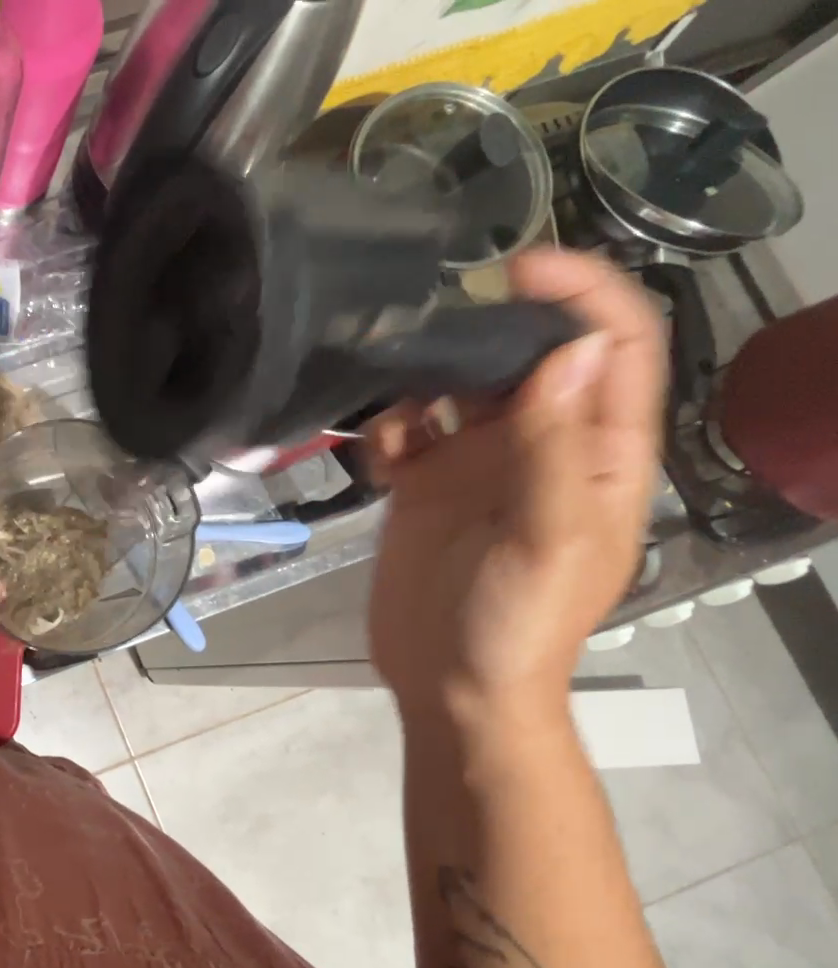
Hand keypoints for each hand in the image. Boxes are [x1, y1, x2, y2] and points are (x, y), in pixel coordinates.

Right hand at [365, 251, 665, 721]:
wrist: (449, 681)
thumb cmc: (517, 620)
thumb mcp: (548, 537)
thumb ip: (560, 449)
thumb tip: (568, 352)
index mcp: (598, 451)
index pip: (611, 348)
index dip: (580, 296)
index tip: (518, 267)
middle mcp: (540, 443)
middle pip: (524, 356)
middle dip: (484, 330)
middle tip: (426, 323)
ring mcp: (477, 464)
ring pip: (456, 388)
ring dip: (422, 377)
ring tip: (388, 386)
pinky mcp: (421, 484)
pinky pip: (405, 431)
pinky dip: (386, 426)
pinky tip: (375, 449)